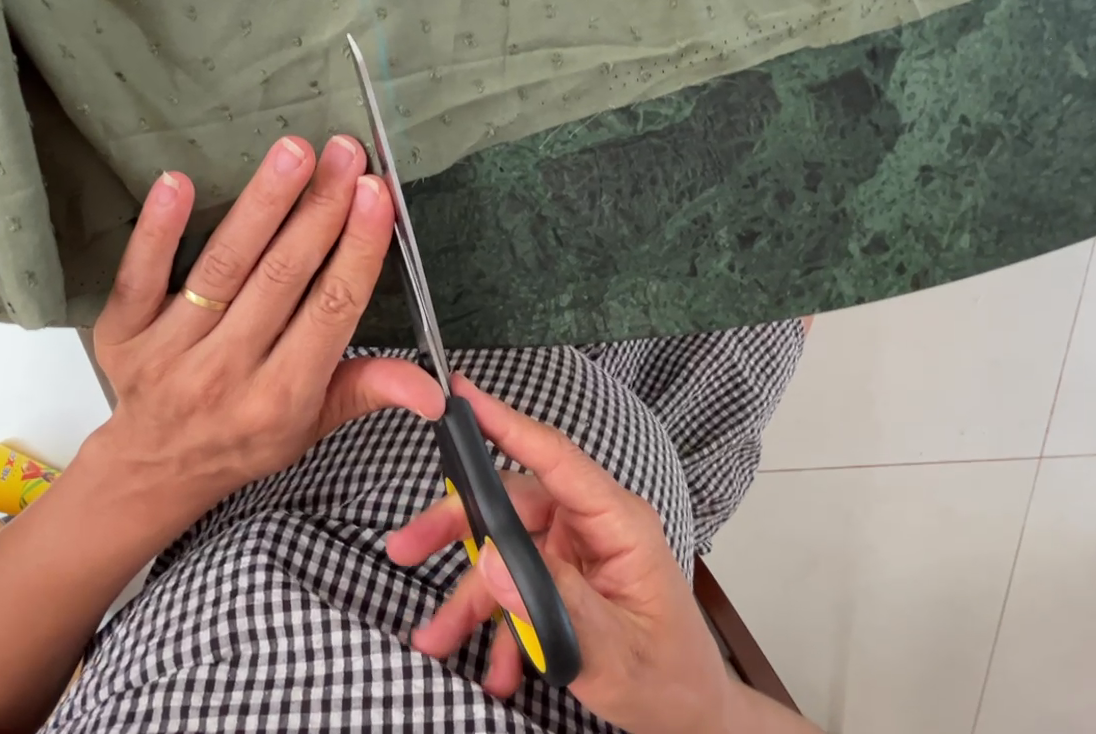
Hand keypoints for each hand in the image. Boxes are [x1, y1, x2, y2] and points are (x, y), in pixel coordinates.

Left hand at [89, 135, 444, 510]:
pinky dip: (159, 229)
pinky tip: (178, 182)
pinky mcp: (123, 333)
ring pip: (225, 266)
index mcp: (283, 397)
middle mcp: (227, 373)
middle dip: (320, 208)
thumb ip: (369, 391)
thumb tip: (437, 391)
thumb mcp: (314, 425)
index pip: (331, 309)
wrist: (155, 468)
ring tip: (294, 152)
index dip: (358, 248)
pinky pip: (140, 276)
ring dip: (262, 204)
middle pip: (282, 277)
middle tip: (346, 153)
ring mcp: (171, 351)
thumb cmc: (245, 438)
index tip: (377, 195)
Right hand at [386, 376, 731, 733]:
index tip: (461, 393)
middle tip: (406, 546)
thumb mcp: (616, 654)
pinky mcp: (557, 575)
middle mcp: (590, 523)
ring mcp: (571, 549)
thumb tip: (491, 559)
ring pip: (500, 551)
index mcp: (617, 522)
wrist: (689, 715)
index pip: (555, 457)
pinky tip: (494, 669)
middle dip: (456, 526)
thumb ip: (556, 604)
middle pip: (510, 504)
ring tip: (435, 638)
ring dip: (467, 597)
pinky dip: (493, 626)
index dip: (506, 421)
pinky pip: (511, 586)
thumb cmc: (669, 681)